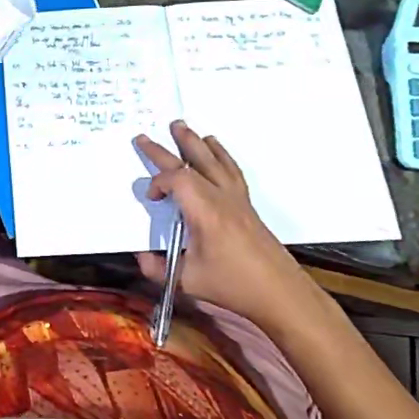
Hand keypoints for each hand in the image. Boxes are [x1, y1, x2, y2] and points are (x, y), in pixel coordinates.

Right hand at [133, 122, 318, 331]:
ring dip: (195, 143)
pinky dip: (220, 154)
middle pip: (193, 162)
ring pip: (214, 160)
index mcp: (206, 212)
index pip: (177, 180)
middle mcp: (222, 198)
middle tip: (147, 137)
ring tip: (181, 128)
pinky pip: (231, 170)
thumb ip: (158, 268)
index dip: (158, 184)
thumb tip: (141, 256)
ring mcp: (237, 199)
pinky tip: (214, 148)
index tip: (152, 199)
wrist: (278, 291)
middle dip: (166, 150)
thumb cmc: (233, 286)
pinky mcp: (247, 205)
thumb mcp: (188, 282)